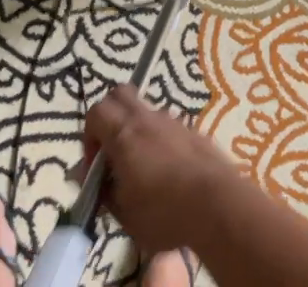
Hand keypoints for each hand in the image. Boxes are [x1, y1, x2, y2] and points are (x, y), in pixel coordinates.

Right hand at [82, 85, 237, 251]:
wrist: (220, 204)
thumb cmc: (165, 212)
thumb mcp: (124, 213)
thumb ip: (103, 190)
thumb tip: (87, 175)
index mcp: (124, 135)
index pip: (96, 112)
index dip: (89, 135)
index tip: (96, 165)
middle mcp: (147, 120)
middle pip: (120, 94)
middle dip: (110, 116)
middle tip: (113, 151)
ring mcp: (174, 122)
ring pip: (146, 111)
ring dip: (137, 129)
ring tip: (143, 167)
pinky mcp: (194, 132)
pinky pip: (169, 127)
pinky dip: (161, 140)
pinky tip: (170, 172)